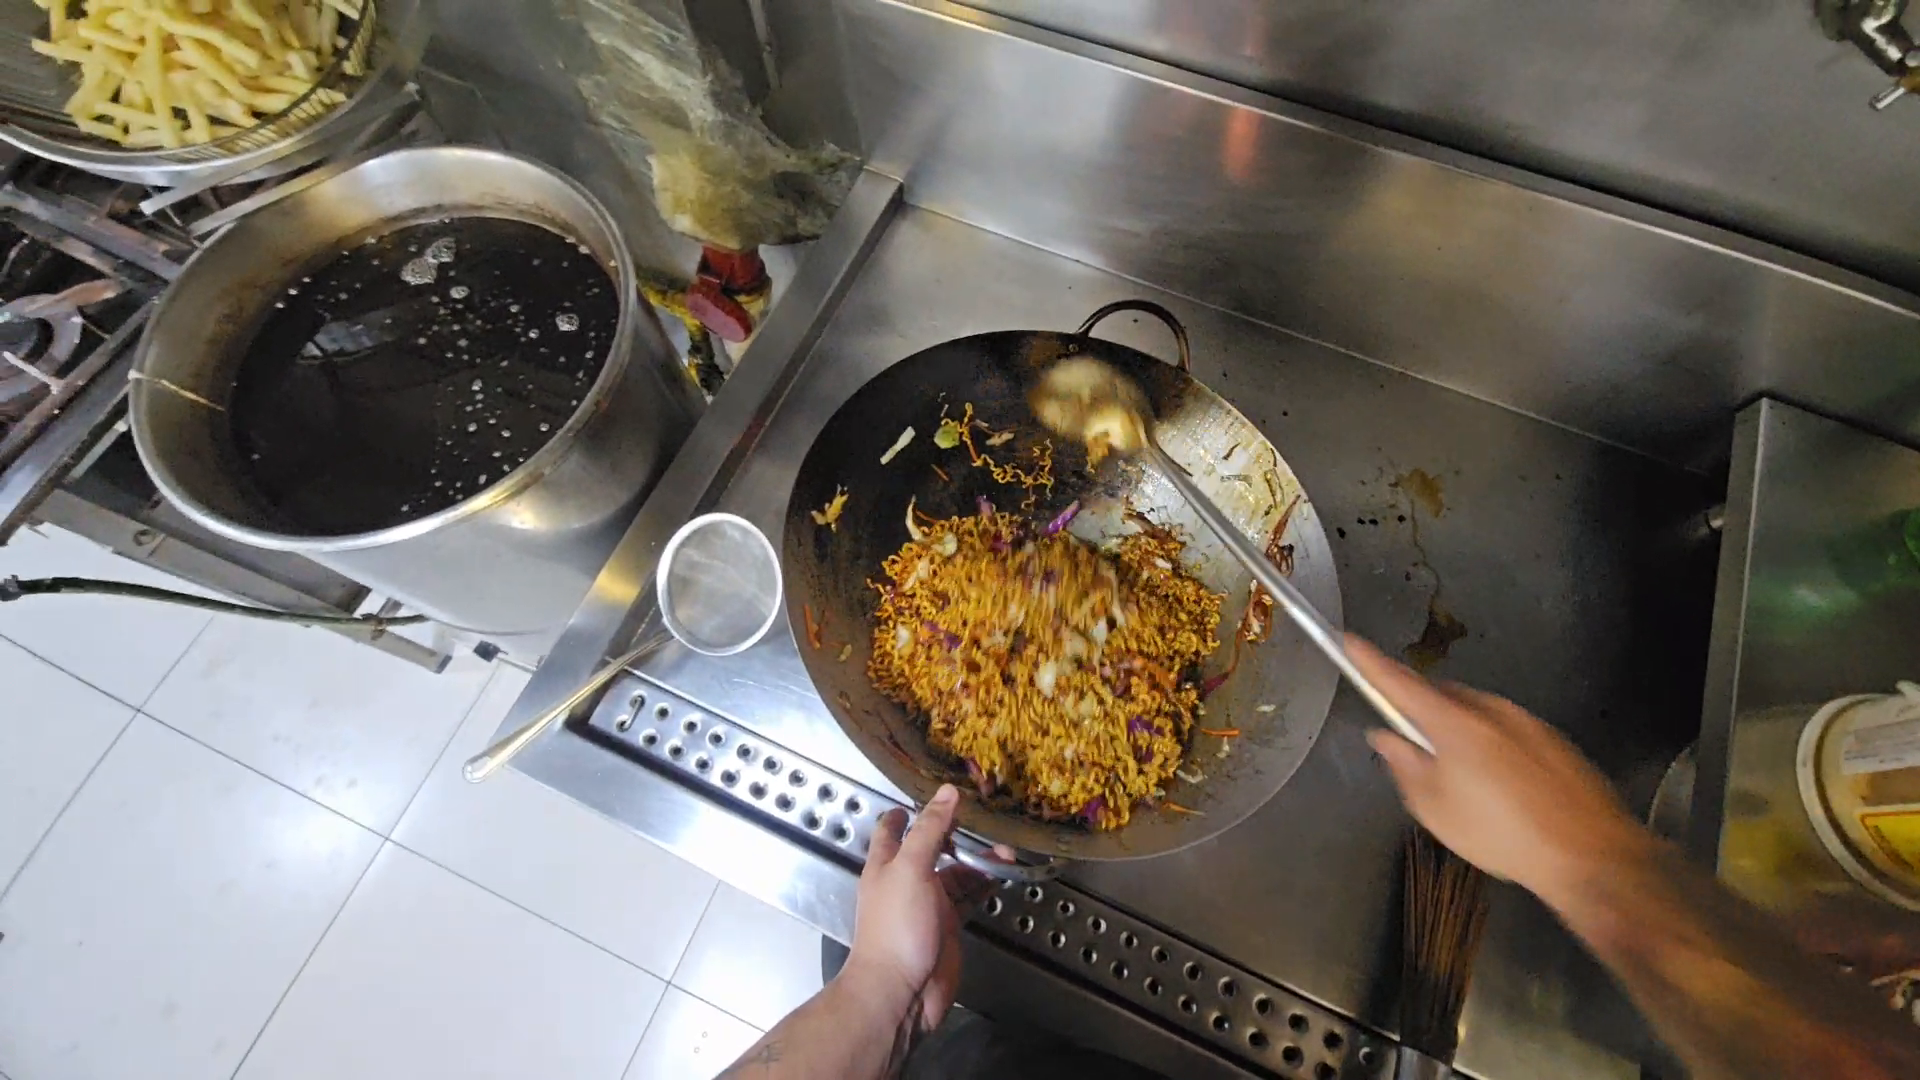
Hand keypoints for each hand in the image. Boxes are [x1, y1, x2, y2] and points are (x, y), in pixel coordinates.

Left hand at [841, 784, 984, 1031]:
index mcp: (887, 862)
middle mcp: (906, 880)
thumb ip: (931, 829)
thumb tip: (948, 791)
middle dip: (955, 832)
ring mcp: (927, 904)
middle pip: (931, 847)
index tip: (931, 793)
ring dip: (977, 860)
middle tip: (984, 817)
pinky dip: (984, 885)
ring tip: (1006, 849)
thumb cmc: (896, 926)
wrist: (900, 994)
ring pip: (955, 873)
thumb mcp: (911, 867)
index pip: (893, 827)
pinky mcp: (947, 926)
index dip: (909, 810)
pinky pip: (968, 898)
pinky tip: (1002, 875)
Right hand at [1347, 635, 1649, 904]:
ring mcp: (1526, 722)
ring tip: (1457, 771)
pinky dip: (1488, 741)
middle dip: (1418, 706)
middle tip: (1409, 739)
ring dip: (1455, 725)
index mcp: (1452, 722)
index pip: (1399, 682)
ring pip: (1473, 710)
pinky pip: (1504, 728)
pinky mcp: (1554, 741)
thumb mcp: (1434, 808)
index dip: (1370, 662)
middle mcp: (1489, 710)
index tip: (1350, 640)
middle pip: (1438, 694)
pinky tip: (1497, 782)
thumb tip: (1386, 737)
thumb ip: (1404, 765)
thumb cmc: (1502, 834)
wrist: (1597, 860)